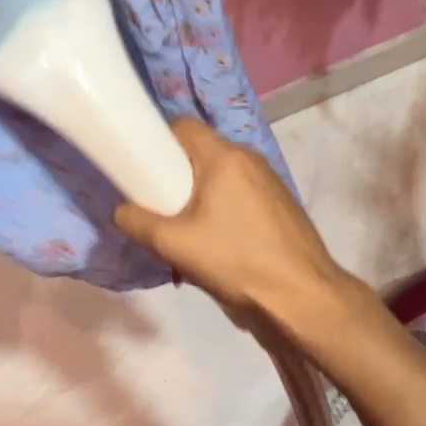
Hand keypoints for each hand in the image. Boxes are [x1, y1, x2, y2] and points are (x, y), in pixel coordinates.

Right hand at [114, 118, 355, 323]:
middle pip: (200, 151)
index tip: (144, 170)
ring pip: (220, 173)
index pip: (182, 126)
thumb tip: (122, 212)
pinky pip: (239, 192)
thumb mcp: (173, 244)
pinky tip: (219, 241)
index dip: (157, 141)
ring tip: (189, 229)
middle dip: (176, 173)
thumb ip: (136, 222)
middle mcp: (249, 159)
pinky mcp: (281, 204)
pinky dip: (222, 207)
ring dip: (199, 193)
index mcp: (224, 157)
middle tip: (161, 206)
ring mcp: (270, 181)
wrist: (304, 300)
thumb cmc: (236, 262)